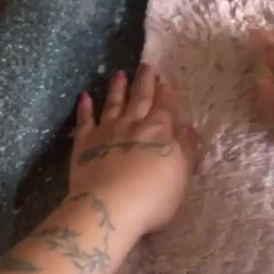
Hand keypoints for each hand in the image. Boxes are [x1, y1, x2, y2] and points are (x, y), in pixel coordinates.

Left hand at [70, 64, 199, 236]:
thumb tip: (189, 128)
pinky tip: (84, 97)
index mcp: (159, 130)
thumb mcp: (181, 175)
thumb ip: (187, 150)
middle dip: (144, 82)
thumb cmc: (153, 196)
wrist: (110, 208)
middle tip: (145, 65)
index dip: (166, 92)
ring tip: (119, 74)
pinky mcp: (84, 144)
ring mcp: (107, 132)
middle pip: (140, 99)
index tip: (165, 79)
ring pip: (113, 104)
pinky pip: (85, 121)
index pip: (164, 106)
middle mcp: (133, 124)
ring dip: (117, 89)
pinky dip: (85, 108)